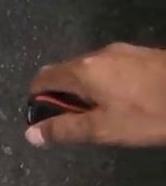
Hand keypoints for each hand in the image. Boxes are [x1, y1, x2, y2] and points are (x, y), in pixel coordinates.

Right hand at [25, 43, 165, 147]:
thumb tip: (31, 134)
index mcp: (83, 70)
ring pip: (94, 71)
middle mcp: (102, 54)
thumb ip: (63, 130)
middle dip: (66, 96)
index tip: (53, 119)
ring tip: (112, 111)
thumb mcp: (104, 129)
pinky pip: (118, 68)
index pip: (41, 81)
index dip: (38, 101)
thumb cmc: (155, 113)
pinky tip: (135, 99)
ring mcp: (131, 51)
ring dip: (92, 90)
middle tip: (84, 119)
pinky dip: (115, 84)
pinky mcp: (154, 55)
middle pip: (66, 73)